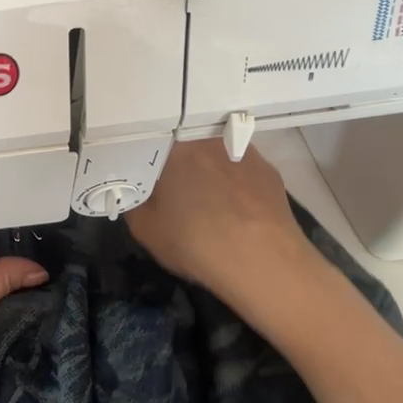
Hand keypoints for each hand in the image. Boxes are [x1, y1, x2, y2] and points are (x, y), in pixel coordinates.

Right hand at [123, 140, 328, 303]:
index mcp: (173, 146)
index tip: (136, 174)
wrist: (265, 263)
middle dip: (173, 161)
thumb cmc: (196, 241)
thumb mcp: (145, 228)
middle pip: (183, 144)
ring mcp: (244, 152)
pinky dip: (232, 183)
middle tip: (166, 185)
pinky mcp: (269, 171)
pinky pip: (239, 170)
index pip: (148, 142)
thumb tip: (135, 193)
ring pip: (214, 155)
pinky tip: (232, 208)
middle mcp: (209, 139)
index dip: (140, 157)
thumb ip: (133, 202)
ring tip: (202, 198)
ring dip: (205, 170)